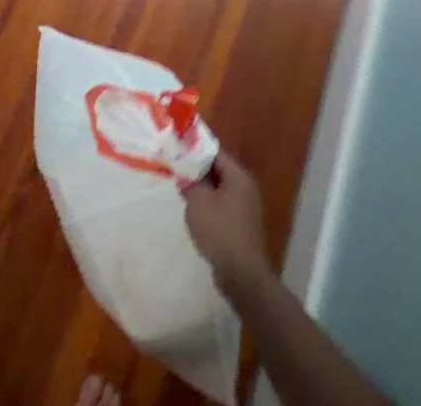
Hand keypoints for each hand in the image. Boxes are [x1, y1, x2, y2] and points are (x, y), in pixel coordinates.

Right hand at [179, 149, 271, 290]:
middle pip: (219, 170)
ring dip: (201, 188)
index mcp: (239, 178)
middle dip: (197, 169)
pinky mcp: (241, 226)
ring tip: (179, 186)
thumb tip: (185, 175)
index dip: (196, 149)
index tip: (177, 147)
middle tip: (174, 166)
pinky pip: (222, 206)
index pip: (216, 153)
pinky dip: (208, 204)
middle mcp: (246, 189)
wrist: (241, 272)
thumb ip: (190, 183)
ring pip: (219, 190)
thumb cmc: (219, 230)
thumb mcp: (198, 201)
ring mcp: (245, 209)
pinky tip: (192, 210)